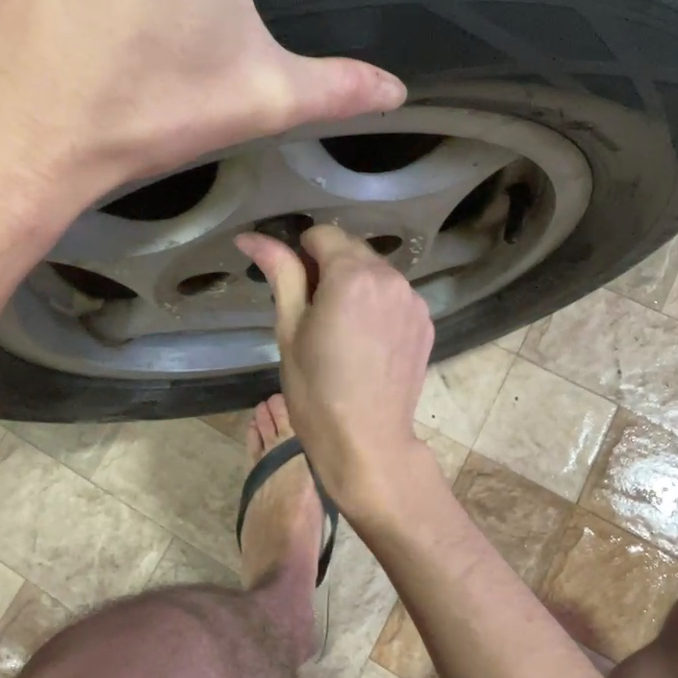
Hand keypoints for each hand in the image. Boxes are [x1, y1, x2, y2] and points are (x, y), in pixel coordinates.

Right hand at [237, 225, 438, 517]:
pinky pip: (395, 296)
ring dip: (355, 284)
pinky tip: (364, 341)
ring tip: (339, 329)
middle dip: (329, 267)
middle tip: (311, 310)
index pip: (324, 234)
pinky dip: (377, 304)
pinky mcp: (425, 322)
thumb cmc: (316, 391)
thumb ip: (280, 273)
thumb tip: (252, 237)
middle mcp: (390, 278)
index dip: (302, 252)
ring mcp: (414, 300)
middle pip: (353, 249)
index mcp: (352, 275)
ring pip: (376, 272)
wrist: (366, 443)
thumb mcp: (289, 329)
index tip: (292, 285)